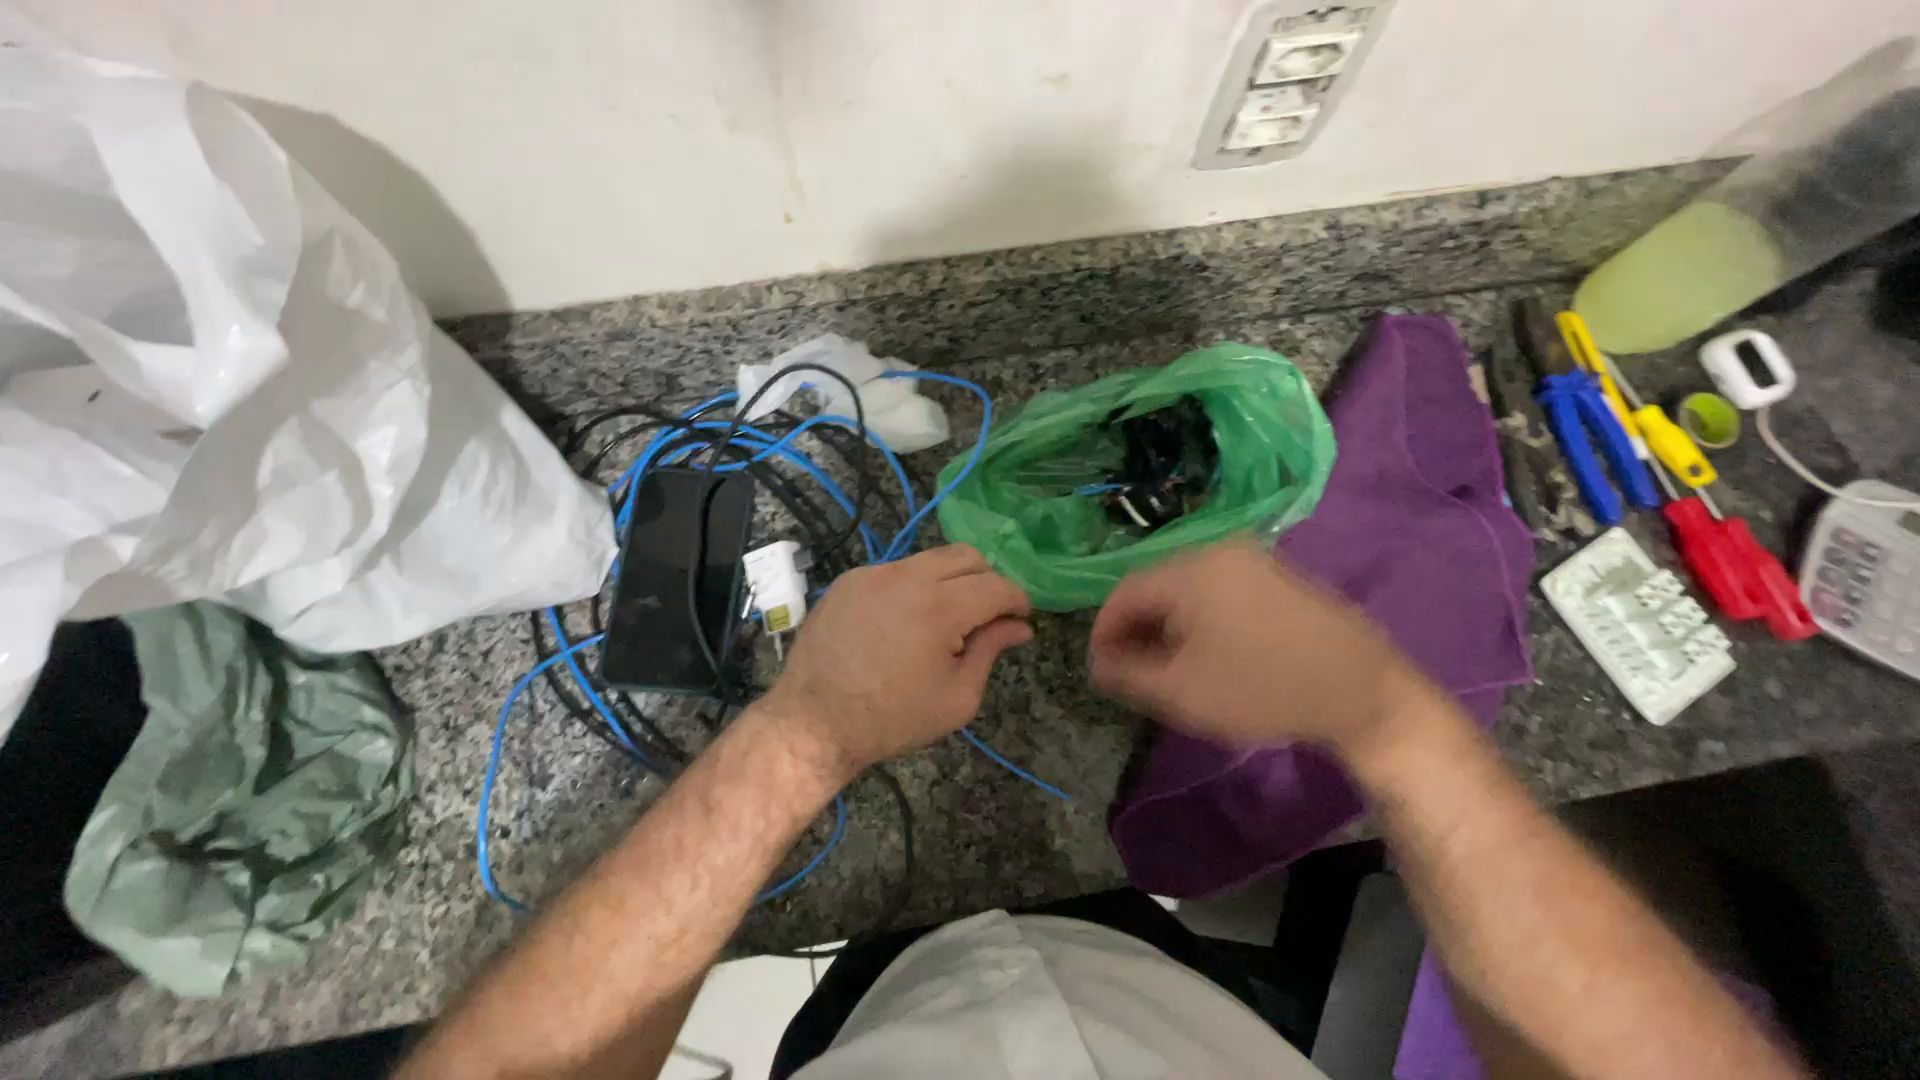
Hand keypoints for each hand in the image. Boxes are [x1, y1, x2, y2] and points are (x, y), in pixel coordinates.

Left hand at [758, 545, 1032, 777]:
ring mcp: (873, 574)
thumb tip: (1020, 627)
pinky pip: (895, 571)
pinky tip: (905, 623)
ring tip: (944, 623)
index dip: (1017, 600)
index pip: (995, 586)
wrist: (814, 722)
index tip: (1022, 617)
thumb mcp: (957, 696)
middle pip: (965, 556)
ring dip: (949, 582)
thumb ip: (991, 651)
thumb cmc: (893, 719)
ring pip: (929, 559)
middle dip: (987, 580)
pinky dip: (913, 587)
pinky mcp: (849, 580)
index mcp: (938, 606)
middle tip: (987, 616)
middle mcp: (905, 576)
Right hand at [1088, 540, 1436, 759]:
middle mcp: (1219, 552)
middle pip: (1157, 587)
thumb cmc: (1261, 688)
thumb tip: (1098, 663)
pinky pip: (1220, 594)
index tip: (1099, 669)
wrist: (1362, 691)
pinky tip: (1209, 656)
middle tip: (1131, 673)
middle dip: (1137, 630)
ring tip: (1167, 670)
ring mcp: (1254, 562)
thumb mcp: (1181, 690)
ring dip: (1168, 628)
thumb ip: (1127, 674)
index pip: (1125, 591)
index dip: (1104, 631)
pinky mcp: (1279, 580)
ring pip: (1189, 591)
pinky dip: (1201, 622)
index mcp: (1191, 569)